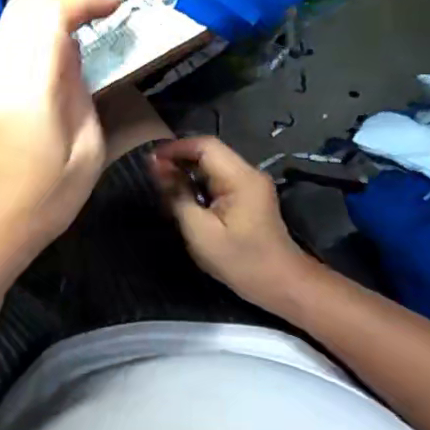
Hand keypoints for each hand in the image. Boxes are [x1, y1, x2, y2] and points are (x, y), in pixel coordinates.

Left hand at [0, 0, 119, 286]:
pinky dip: (33, 29)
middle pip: (23, 7)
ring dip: (46, 7)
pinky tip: (56, 46)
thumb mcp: (86, 153)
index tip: (114, 4)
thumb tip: (73, 58)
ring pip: (10, 22)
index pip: (47, 14)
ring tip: (83, 16)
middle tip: (100, 1)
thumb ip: (82, 94)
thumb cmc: (42, 204)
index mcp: (28, 89)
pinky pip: (6, 43)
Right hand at [151, 135, 319, 315]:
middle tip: (152, 173)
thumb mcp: (200, 230)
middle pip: (210, 152)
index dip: (175, 148)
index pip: (205, 146)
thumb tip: (158, 167)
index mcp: (240, 178)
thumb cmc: (238, 260)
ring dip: (187, 170)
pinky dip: (198, 182)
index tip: (150, 160)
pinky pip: (219, 179)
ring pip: (213, 165)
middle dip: (179, 158)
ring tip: (162, 182)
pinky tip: (182, 194)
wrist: (279, 283)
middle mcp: (249, 174)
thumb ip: (177, 195)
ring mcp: (251, 185)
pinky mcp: (248, 197)